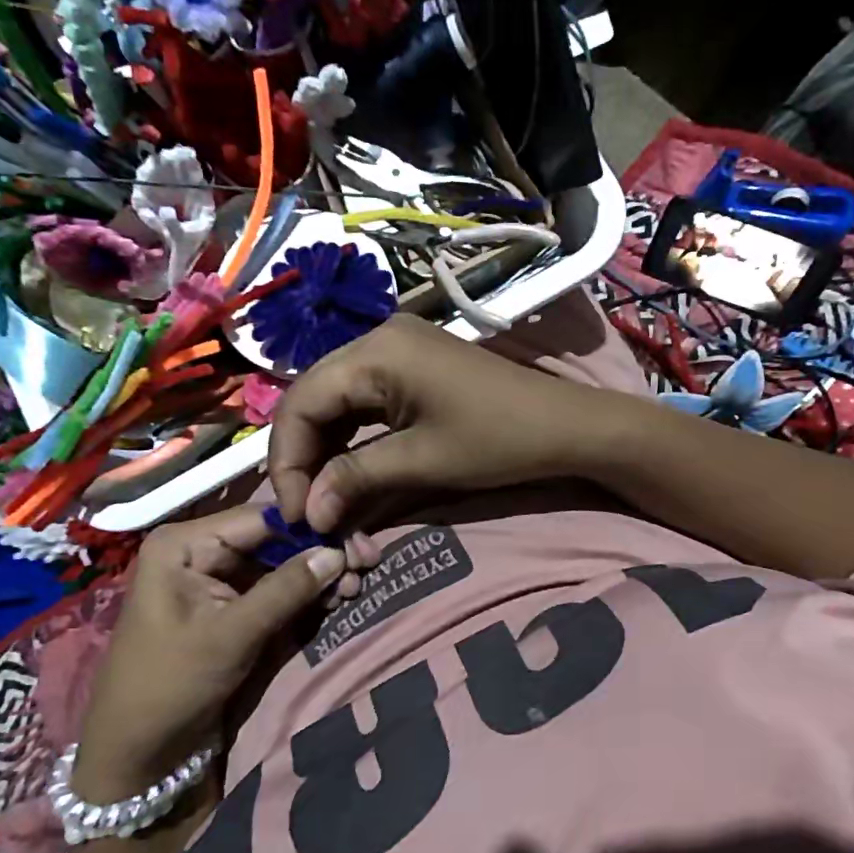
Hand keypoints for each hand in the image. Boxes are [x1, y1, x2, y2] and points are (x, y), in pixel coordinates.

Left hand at [71, 505, 344, 800]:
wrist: (139, 749)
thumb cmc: (172, 685)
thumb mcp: (232, 634)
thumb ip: (286, 590)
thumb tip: (338, 554)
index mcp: (185, 544)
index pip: (263, 519)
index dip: (314, 528)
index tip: (358, 546)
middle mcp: (201, 549)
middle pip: (276, 537)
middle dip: (321, 553)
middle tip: (367, 566)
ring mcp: (217, 575)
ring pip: (282, 561)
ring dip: (320, 574)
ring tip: (355, 589)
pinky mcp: (231, 601)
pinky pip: (276, 585)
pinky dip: (307, 592)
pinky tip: (335, 600)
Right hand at [269, 315, 624, 531]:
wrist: (565, 426)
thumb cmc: (498, 439)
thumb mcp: (423, 461)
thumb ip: (356, 480)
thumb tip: (308, 515)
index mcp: (375, 351)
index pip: (301, 402)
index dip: (288, 461)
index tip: (294, 514)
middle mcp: (378, 338)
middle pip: (315, 398)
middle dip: (305, 457)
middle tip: (306, 511)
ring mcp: (399, 349)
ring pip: (338, 401)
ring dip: (327, 449)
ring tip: (323, 498)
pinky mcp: (415, 366)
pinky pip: (367, 400)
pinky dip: (354, 437)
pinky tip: (349, 470)